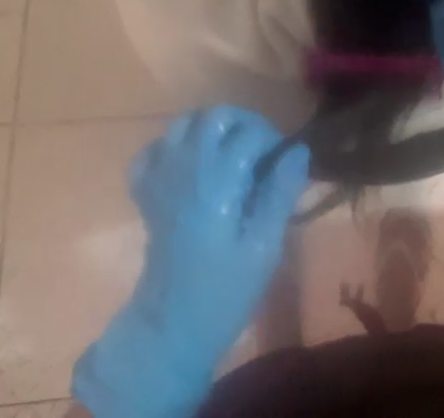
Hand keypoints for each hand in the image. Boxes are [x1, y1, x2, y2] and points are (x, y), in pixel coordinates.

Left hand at [73, 107, 308, 417]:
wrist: (171, 326)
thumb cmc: (225, 290)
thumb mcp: (264, 247)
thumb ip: (280, 193)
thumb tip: (298, 151)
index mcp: (217, 181)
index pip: (249, 133)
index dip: (273, 140)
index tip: (284, 163)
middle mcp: (185, 168)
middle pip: (215, 116)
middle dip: (243, 124)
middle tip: (261, 152)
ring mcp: (160, 177)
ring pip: (183, 124)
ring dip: (210, 130)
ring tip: (229, 155)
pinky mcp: (145, 192)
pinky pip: (154, 150)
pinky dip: (173, 147)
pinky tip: (191, 168)